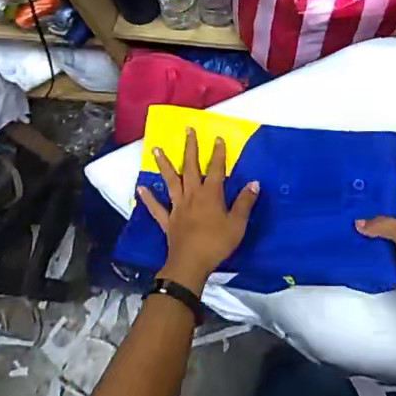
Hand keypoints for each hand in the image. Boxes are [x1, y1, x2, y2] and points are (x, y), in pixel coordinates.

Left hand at [137, 128, 259, 291]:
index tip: (218, 138)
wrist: (190, 264)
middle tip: (188, 130)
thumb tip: (254, 182)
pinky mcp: (167, 220)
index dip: (218, 153)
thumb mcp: (237, 224)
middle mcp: (192, 195)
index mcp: (210, 195)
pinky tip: (141, 188)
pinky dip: (148, 198)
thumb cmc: (216, 243)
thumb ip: (244, 202)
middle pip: (191, 167)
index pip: (216, 169)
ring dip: (164, 164)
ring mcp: (177, 206)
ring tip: (156, 148)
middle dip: (190, 148)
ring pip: (170, 181)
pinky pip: (156, 207)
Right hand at [357, 187, 395, 318]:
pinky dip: (372, 264)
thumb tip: (361, 222)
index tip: (366, 183)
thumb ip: (382, 225)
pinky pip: (383, 266)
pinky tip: (356, 259)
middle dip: (369, 217)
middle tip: (347, 209)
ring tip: (345, 233)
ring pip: (382, 244)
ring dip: (368, 242)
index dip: (384, 189)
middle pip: (387, 221)